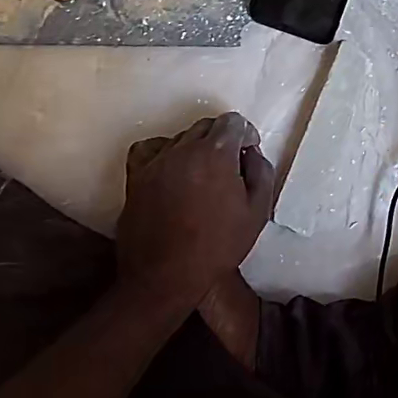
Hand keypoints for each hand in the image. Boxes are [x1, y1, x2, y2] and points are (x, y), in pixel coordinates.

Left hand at [117, 112, 275, 308]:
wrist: (166, 275)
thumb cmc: (215, 248)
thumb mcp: (256, 213)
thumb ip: (261, 173)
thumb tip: (252, 152)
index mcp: (215, 153)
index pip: (232, 122)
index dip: (244, 135)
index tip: (247, 152)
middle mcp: (184, 149)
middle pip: (206, 127)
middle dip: (221, 140)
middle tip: (228, 168)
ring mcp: (157, 160)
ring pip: (181, 137)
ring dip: (194, 148)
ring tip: (201, 176)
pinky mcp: (136, 173)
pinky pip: (150, 148)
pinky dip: (163, 152)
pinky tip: (171, 169)